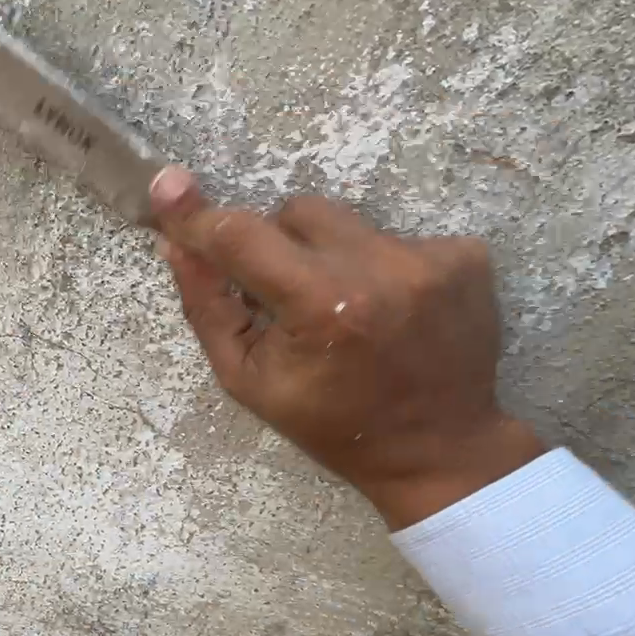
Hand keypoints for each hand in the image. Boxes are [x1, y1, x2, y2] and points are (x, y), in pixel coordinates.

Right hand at [148, 167, 544, 529]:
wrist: (434, 447)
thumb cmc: (326, 421)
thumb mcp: (245, 377)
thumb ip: (207, 308)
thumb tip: (176, 246)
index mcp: (320, 307)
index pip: (242, 237)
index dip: (199, 215)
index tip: (168, 188)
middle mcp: (380, 269)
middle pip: (295, 211)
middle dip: (275, 245)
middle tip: (282, 296)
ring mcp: (431, 258)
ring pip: (344, 221)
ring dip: (324, 253)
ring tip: (340, 306)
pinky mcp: (467, 255)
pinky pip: (392, 235)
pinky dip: (374, 264)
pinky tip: (385, 308)